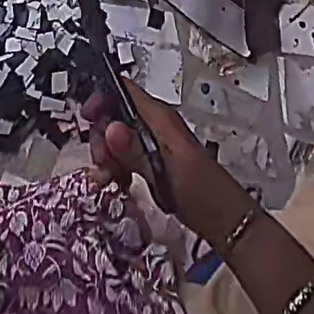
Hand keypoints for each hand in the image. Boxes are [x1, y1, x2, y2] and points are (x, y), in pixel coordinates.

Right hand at [85, 77, 253, 242]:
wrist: (226, 223)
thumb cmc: (202, 194)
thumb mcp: (164, 174)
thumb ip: (135, 151)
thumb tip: (109, 128)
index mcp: (159, 118)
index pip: (123, 90)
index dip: (101, 97)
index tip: (88, 118)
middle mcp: (155, 124)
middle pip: (114, 114)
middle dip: (101, 136)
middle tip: (102, 163)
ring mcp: (154, 142)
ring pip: (117, 136)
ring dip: (107, 155)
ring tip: (111, 178)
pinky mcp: (153, 159)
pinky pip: (126, 153)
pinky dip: (117, 166)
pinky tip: (120, 182)